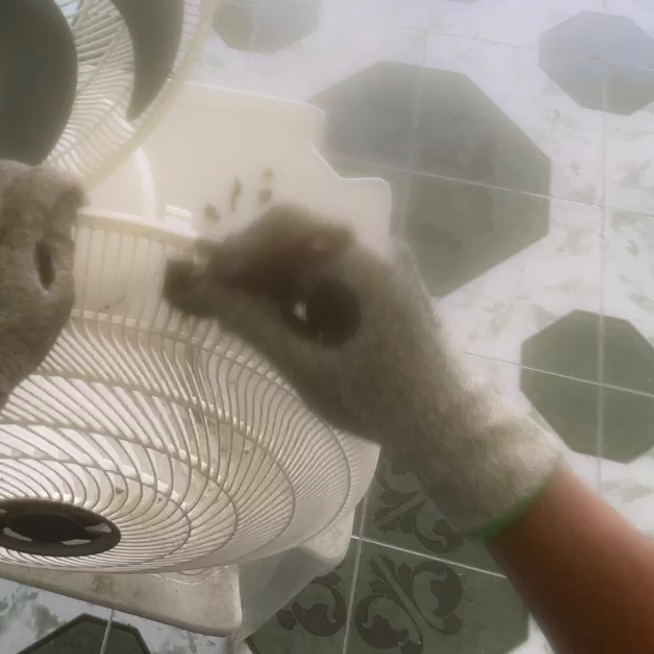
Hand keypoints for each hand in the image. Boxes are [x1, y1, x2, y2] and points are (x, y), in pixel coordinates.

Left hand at [0, 160, 85, 493]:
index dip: (64, 184)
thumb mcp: (55, 303)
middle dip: (28, 179)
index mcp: (12, 232)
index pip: (41, 184)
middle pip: (1, 173)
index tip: (77, 201)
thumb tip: (62, 216)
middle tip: (40, 202)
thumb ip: (60, 252)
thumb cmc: (9, 344)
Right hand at [163, 204, 561, 535]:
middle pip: (291, 234)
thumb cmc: (384, 404)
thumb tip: (203, 293)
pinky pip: (320, 272)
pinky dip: (288, 290)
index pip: (284, 227)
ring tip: (230, 309)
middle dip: (245, 262)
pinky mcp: (375, 284)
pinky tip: (270, 319)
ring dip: (264, 276)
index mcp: (362, 263)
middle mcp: (371, 249)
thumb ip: (255, 327)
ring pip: (302, 253)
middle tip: (208, 294)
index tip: (203, 280)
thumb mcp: (310, 370)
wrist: (451, 427)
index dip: (236, 248)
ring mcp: (376, 265)